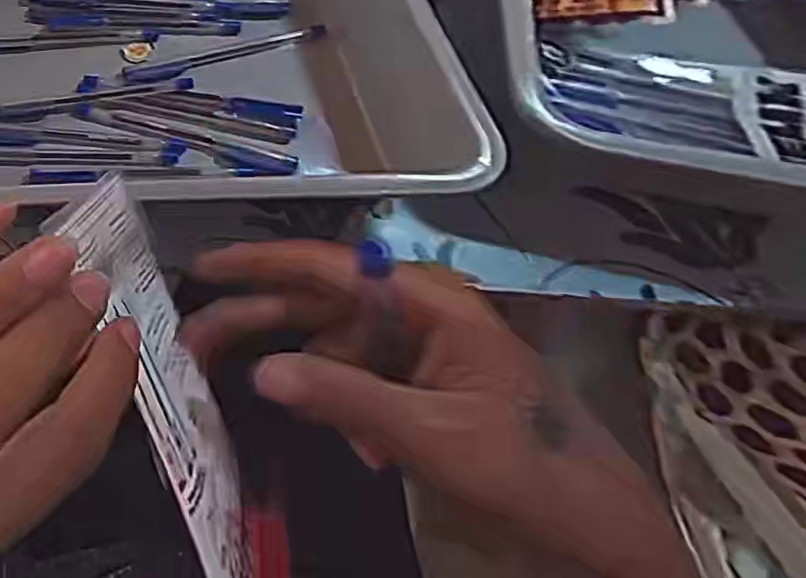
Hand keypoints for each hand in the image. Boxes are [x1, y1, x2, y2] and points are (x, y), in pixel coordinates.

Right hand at [182, 241, 692, 577]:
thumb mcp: (438, 439)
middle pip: (314, 301)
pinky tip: (356, 445)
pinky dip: (337, 401)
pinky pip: (352, 374)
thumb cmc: (537, 477)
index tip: (206, 268)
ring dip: (300, 371)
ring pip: (327, 339)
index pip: (326, 266)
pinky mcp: (412, 377)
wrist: (609, 541)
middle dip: (255, 318)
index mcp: (426, 301)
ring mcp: (413, 343)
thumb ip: (347, 399)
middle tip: (196, 337)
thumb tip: (264, 371)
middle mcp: (413, 308)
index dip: (259, 263)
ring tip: (271, 401)